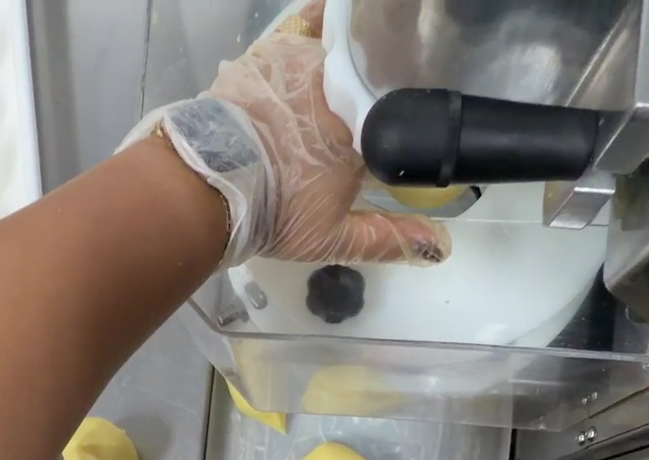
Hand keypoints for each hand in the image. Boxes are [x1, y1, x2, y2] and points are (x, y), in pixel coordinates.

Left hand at [204, 1, 451, 265]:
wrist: (207, 187)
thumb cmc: (274, 214)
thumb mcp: (334, 239)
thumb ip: (389, 240)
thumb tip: (441, 248)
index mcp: (364, 136)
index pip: (399, 126)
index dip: (401, 135)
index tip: (395, 149)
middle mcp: (341, 91)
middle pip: (374, 85)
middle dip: (377, 99)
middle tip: (366, 120)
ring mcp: (305, 64)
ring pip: (344, 54)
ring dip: (352, 64)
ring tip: (351, 81)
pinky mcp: (272, 50)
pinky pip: (308, 22)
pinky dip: (324, 21)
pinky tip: (335, 20)